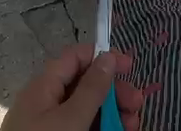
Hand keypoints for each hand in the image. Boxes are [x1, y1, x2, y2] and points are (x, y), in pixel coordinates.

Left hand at [0, 44, 142, 130]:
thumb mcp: (71, 119)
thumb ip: (92, 88)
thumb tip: (108, 56)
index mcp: (44, 86)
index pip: (76, 57)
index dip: (104, 57)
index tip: (130, 68)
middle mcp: (45, 102)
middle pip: (85, 85)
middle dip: (114, 92)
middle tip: (137, 106)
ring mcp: (48, 125)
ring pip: (85, 111)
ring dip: (111, 114)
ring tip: (131, 126)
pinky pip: (79, 128)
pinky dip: (98, 128)